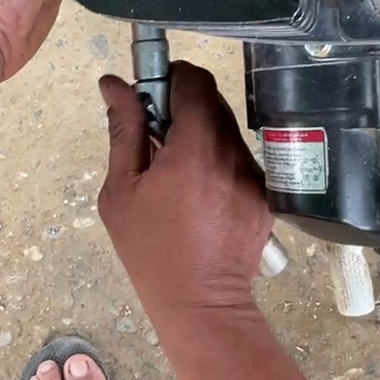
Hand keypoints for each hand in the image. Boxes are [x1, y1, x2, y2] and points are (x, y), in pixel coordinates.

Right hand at [97, 61, 274, 317]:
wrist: (202, 303)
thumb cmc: (151, 249)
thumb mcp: (122, 191)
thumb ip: (123, 131)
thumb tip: (114, 84)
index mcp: (195, 147)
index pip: (193, 80)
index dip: (170, 77)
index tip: (151, 96)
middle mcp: (232, 152)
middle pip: (213, 100)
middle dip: (183, 106)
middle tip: (157, 138)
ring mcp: (255, 173)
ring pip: (228, 129)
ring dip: (201, 134)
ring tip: (178, 171)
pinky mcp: (265, 193)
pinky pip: (240, 158)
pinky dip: (218, 160)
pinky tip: (200, 194)